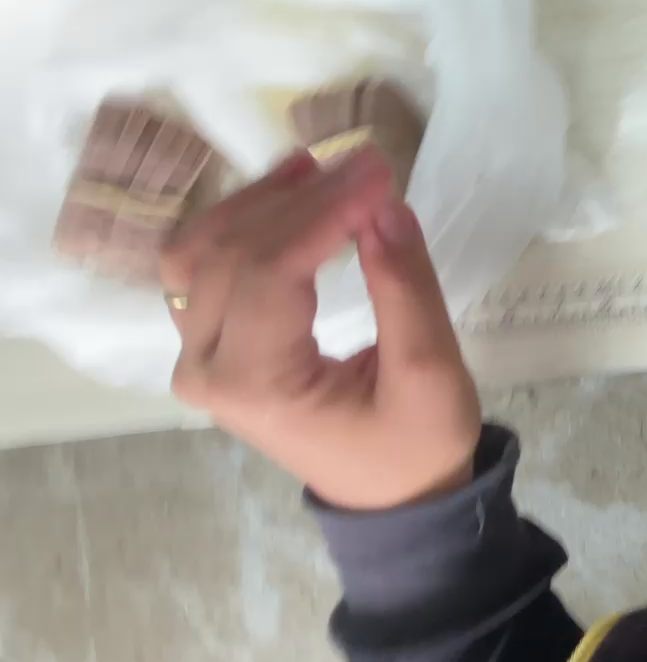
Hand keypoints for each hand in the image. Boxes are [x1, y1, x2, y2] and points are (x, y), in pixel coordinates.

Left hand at [162, 149, 481, 510]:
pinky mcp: (219, 348)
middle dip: (299, 200)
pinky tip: (284, 198)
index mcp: (257, 380)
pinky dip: (245, 227)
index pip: (271, 271)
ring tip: (317, 167)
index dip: (323, 213)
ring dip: (258, 204)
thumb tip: (386, 209)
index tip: (380, 173)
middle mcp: (206, 365)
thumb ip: (405, 289)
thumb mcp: (430, 369)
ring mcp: (202, 357)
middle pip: (228, 254)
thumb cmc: (420, 441)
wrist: (398, 497)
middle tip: (366, 165)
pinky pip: (208, 272)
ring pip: (202, 255)